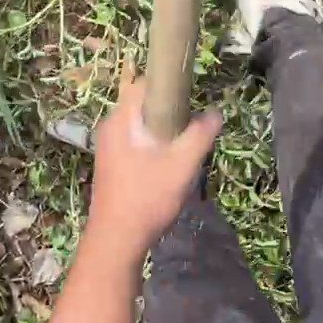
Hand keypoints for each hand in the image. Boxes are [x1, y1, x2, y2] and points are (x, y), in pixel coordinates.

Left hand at [81, 73, 221, 270]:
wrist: (116, 239)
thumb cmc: (147, 197)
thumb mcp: (182, 165)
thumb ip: (200, 135)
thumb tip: (215, 113)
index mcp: (121, 120)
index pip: (143, 84)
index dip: (167, 83)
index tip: (191, 95)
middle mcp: (110, 128)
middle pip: (142, 105)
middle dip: (168, 111)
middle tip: (192, 125)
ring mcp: (107, 147)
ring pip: (139, 126)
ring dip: (162, 131)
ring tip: (183, 147)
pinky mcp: (111, 164)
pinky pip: (134, 142)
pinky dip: (151, 145)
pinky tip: (167, 165)